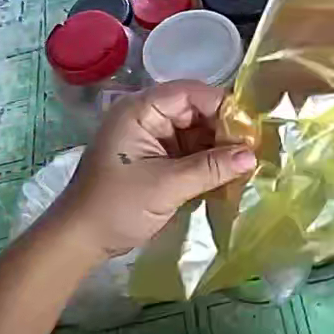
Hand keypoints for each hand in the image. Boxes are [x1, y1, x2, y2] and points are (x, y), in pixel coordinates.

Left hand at [46, 82, 254, 256]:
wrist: (80, 240)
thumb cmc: (116, 206)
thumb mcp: (167, 186)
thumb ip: (211, 168)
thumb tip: (252, 156)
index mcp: (140, 110)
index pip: (190, 93)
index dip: (222, 106)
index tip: (250, 129)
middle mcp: (147, 116)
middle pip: (196, 110)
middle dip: (224, 128)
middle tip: (253, 148)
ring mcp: (152, 137)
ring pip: (196, 131)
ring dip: (219, 146)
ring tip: (248, 161)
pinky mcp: (157, 158)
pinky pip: (190, 150)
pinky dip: (209, 160)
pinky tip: (230, 172)